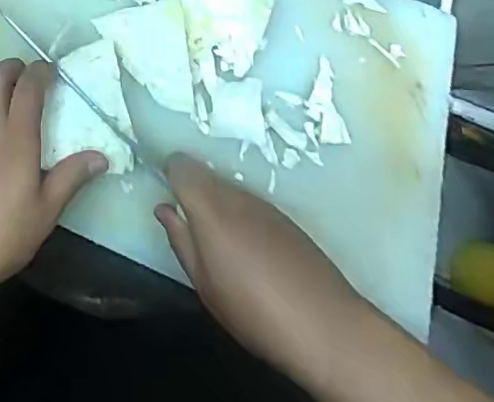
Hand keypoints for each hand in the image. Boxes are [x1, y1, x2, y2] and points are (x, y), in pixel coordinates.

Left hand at [0, 59, 106, 307]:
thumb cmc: (5, 235)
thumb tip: (101, 156)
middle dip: (13, 66)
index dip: (40, 72)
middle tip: (29, 74)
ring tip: (8, 90)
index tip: (52, 71)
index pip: (27, 89)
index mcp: (16, 139)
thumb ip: (71, 177)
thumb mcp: (47, 211)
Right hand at [155, 153, 368, 380]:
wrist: (329, 327)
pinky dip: (242, 216)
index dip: (169, 172)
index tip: (167, 192)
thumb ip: (180, 240)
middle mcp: (236, 194)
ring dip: (219, 203)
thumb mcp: (204, 283)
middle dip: (193, 189)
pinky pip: (251, 204)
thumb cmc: (255, 309)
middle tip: (190, 224)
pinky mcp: (286, 218)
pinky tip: (251, 251)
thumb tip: (164, 209)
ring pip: (229, 188)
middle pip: (205, 172)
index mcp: (209, 206)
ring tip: (222, 244)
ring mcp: (265, 204)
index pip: (181, 164)